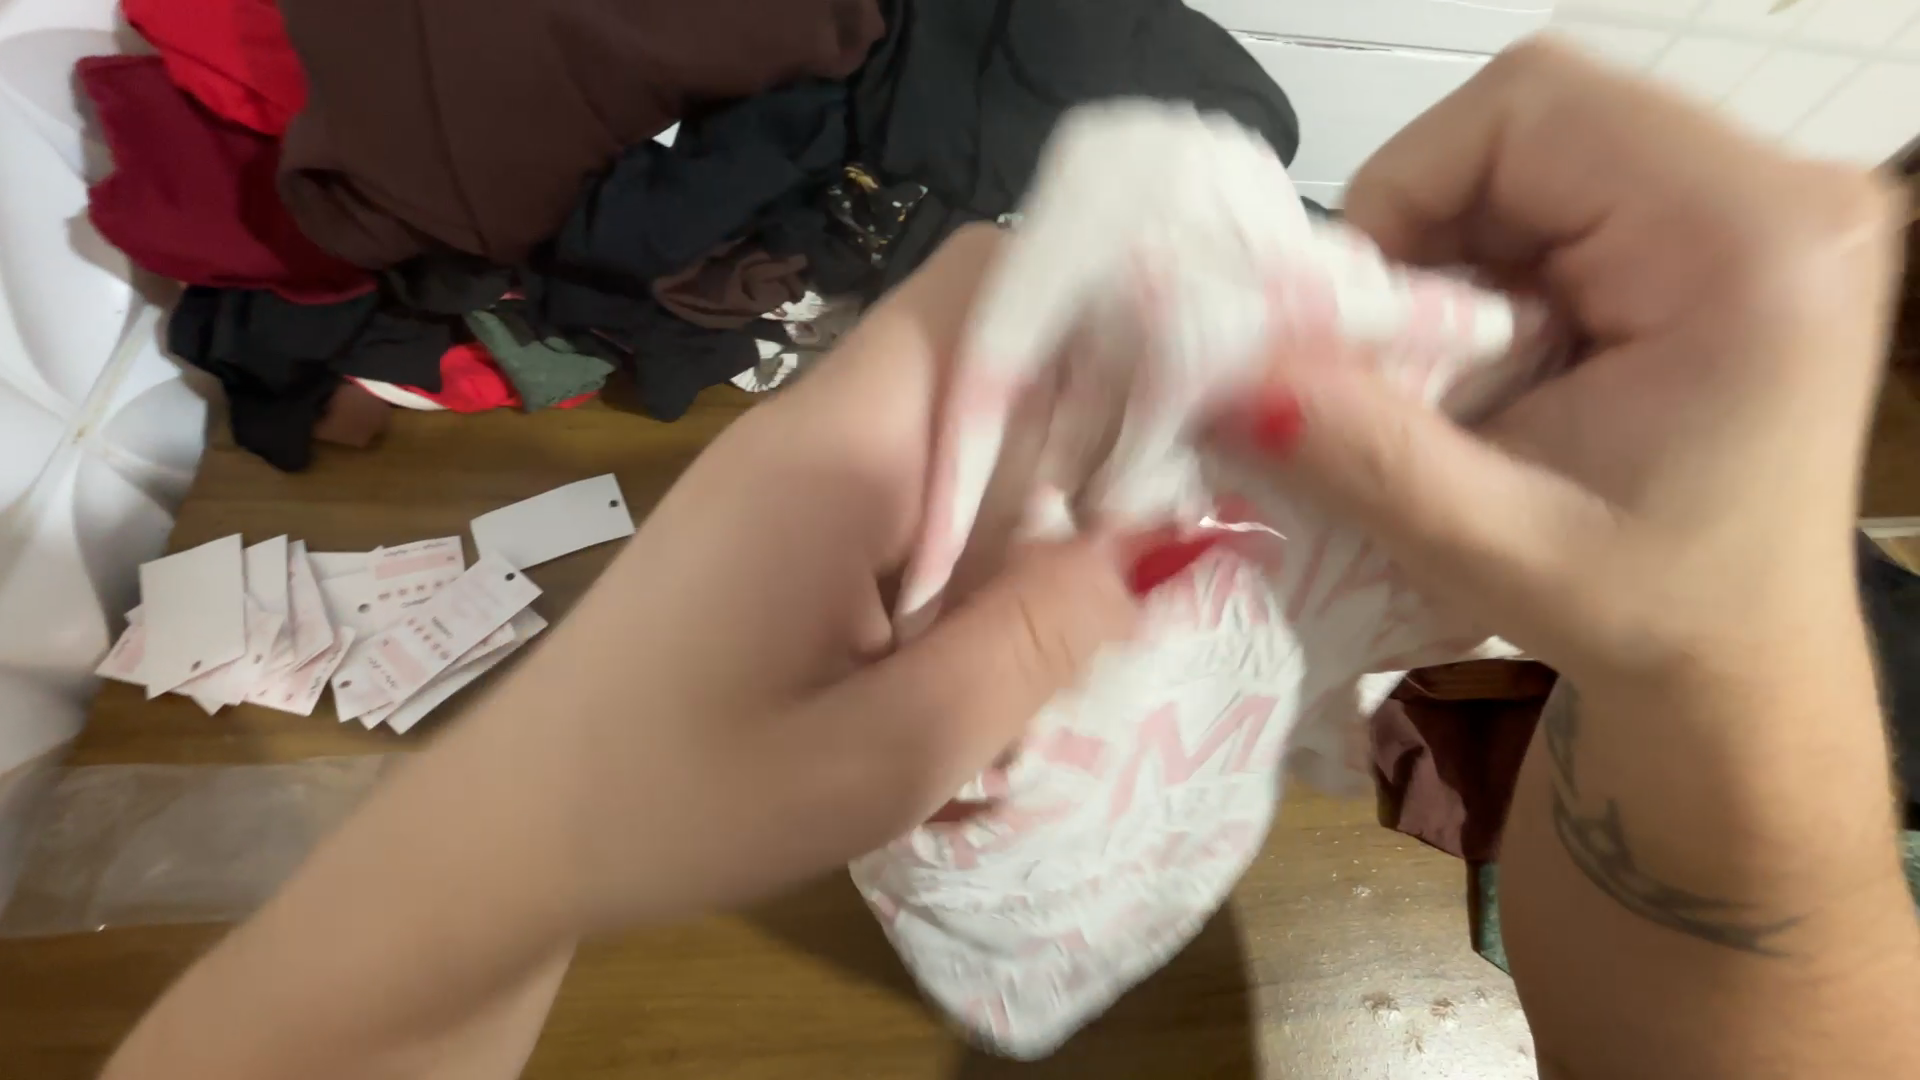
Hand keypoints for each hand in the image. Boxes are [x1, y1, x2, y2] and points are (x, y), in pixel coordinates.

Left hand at [103, 228, 1173, 1079]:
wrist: (523, 830)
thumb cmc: (687, 801)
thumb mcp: (891, 749)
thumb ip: (1034, 642)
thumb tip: (1162, 546)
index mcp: (840, 447)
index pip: (984, 285)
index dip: (1094, 313)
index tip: (1169, 409)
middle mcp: (816, 425)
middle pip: (983, 351)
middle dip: (1078, 426)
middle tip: (1125, 543)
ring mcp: (793, 468)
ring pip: (955, 424)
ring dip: (1025, 495)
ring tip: (1049, 604)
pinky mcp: (784, 516)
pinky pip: (913, 483)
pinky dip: (971, 535)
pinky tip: (968, 627)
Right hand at [1224, 38, 1901, 688]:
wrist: (1730, 652)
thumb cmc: (1636, 608)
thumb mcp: (1479, 540)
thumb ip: (1356, 451)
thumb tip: (1228, 381)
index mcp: (1742, 243)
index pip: (1528, 108)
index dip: (1403, 189)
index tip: (1363, 316)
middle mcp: (1761, 197)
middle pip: (1518, 127)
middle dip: (1409, 232)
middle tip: (1384, 353)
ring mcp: (1732, 217)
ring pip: (1514, 168)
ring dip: (1430, 264)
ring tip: (1425, 374)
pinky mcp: (1692, 250)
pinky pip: (1534, 215)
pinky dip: (1461, 282)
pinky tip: (1463, 370)